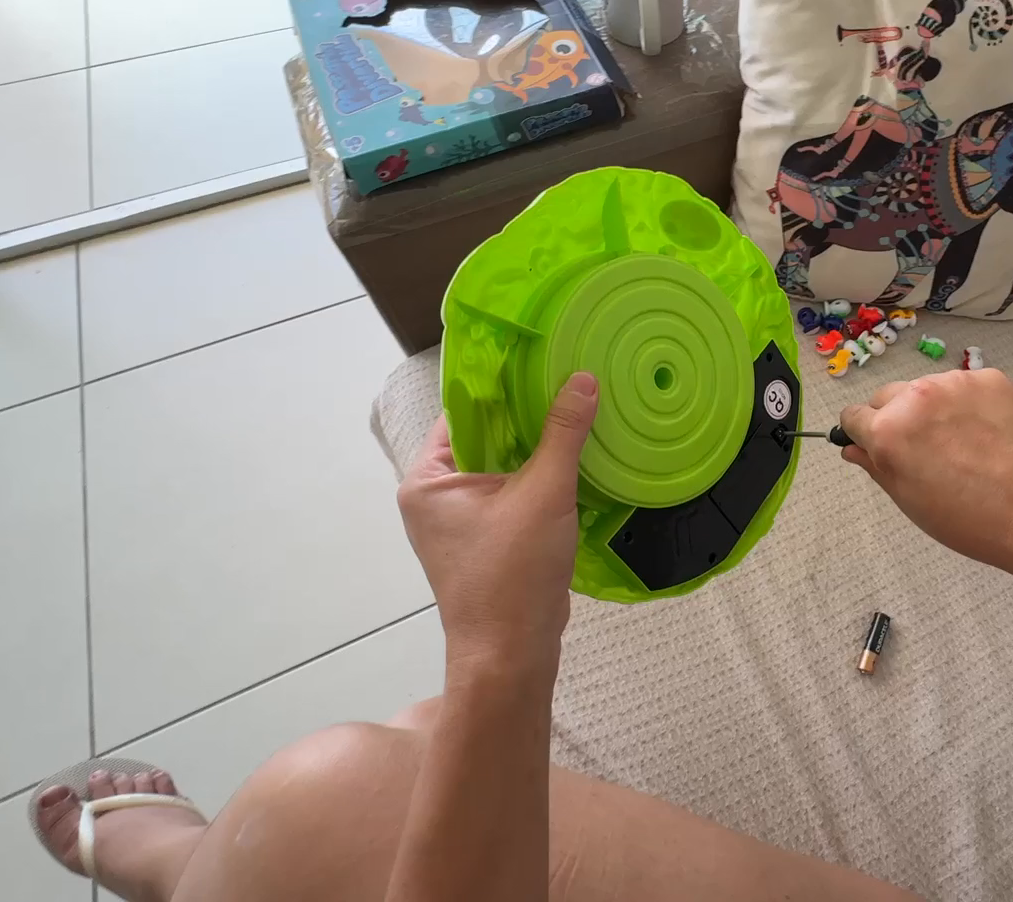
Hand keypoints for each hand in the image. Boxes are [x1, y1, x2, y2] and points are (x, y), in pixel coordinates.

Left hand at [397, 372, 597, 654]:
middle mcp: (437, 495)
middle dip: (528, 415)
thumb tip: (584, 378)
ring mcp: (462, 519)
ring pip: (505, 464)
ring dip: (539, 445)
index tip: (544, 360)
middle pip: (487, 436)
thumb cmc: (513, 572)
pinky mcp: (489, 537)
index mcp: (428, 479)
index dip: (504, 386)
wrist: (514, 652)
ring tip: (581, 410)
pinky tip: (578, 455)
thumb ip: (564, 432)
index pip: (464, 412)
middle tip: (571, 381)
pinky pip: (515, 489)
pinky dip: (542, 474)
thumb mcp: (544, 492)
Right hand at [838, 369, 1012, 577]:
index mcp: (886, 430)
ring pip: (925, 388)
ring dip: (931, 407)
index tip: (877, 445)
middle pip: (887, 397)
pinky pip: (962, 385)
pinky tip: (983, 431)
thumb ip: (873, 464)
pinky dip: (966, 403)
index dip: (862, 433)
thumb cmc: (963, 517)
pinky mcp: (987, 378)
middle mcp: (914, 397)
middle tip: (923, 448)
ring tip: (959, 441)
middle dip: (896, 417)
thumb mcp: (906, 497)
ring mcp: (953, 383)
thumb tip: (851, 447)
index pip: (853, 415)